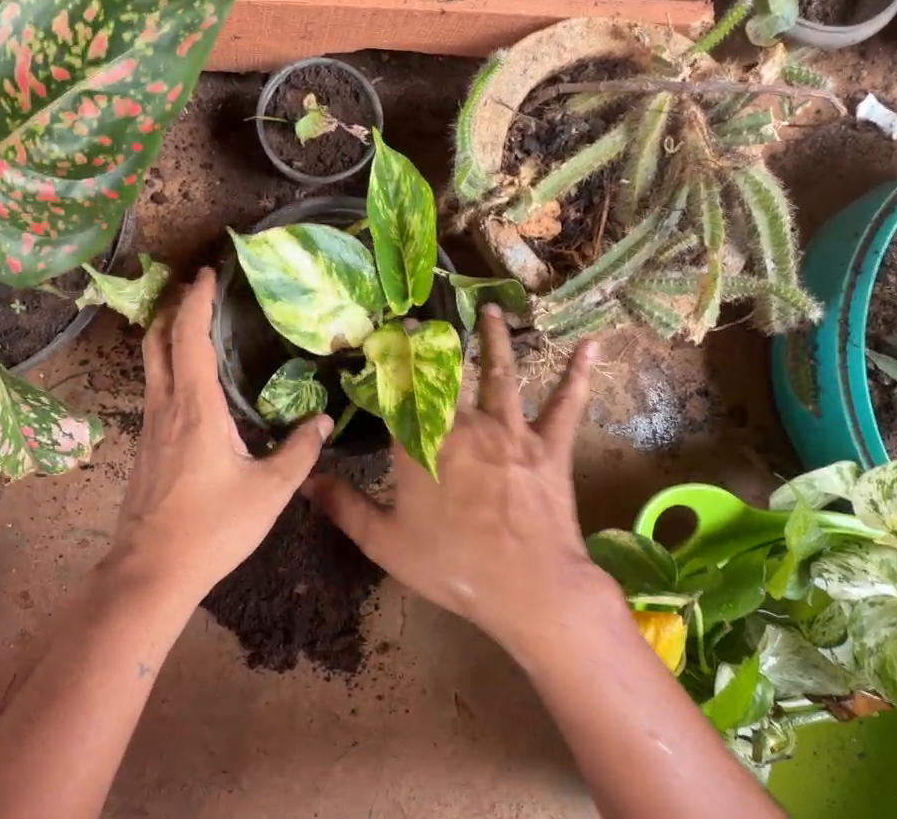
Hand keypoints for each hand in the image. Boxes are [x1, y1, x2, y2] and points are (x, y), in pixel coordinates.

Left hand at [107, 267, 329, 598]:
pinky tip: (189, 381)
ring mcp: (150, 427)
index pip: (189, 337)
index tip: (206, 273)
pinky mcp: (146, 447)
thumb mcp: (269, 492)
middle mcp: (165, 407)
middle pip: (157, 340)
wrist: (150, 571)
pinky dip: (167, 365)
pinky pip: (155, 388)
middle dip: (172, 307)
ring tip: (192, 322)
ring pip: (152, 364)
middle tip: (194, 287)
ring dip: (166, 334)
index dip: (196, 300)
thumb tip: (324, 422)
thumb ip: (298, 453)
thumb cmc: (211, 529)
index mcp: (195, 408)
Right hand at [302, 304, 623, 657]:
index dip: (390, 358)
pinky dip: (578, 374)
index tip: (382, 333)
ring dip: (495, 339)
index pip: (401, 389)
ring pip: (501, 373)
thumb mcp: (386, 543)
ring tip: (489, 307)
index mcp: (423, 444)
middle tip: (423, 318)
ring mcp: (512, 432)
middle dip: (431, 342)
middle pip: (446, 372)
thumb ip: (344, 507)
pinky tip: (592, 346)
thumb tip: (305, 480)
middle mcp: (466, 425)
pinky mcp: (550, 447)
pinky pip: (566, 405)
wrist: (531, 589)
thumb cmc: (454, 566)